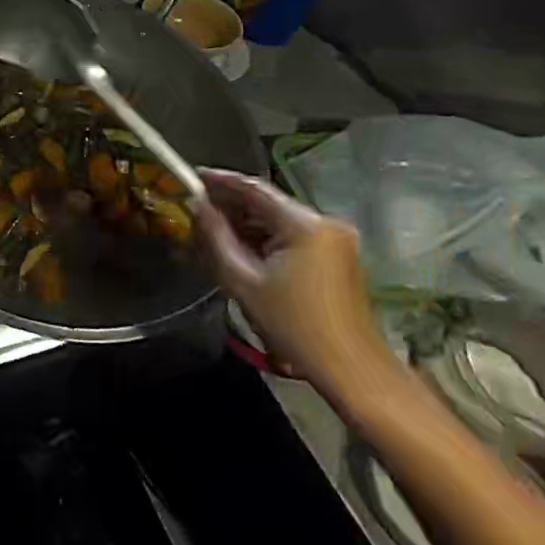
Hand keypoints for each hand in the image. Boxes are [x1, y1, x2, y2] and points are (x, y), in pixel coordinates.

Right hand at [192, 167, 386, 390]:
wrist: (351, 369)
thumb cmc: (293, 324)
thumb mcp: (242, 279)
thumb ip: (215, 235)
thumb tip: (196, 204)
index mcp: (303, 224)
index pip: (254, 188)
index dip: (220, 180)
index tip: (192, 176)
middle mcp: (323, 222)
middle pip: (268, 202)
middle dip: (231, 203)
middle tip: (197, 206)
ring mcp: (335, 238)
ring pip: (279, 219)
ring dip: (247, 222)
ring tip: (213, 228)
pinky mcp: (338, 254)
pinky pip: (293, 234)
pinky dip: (266, 236)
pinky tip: (243, 246)